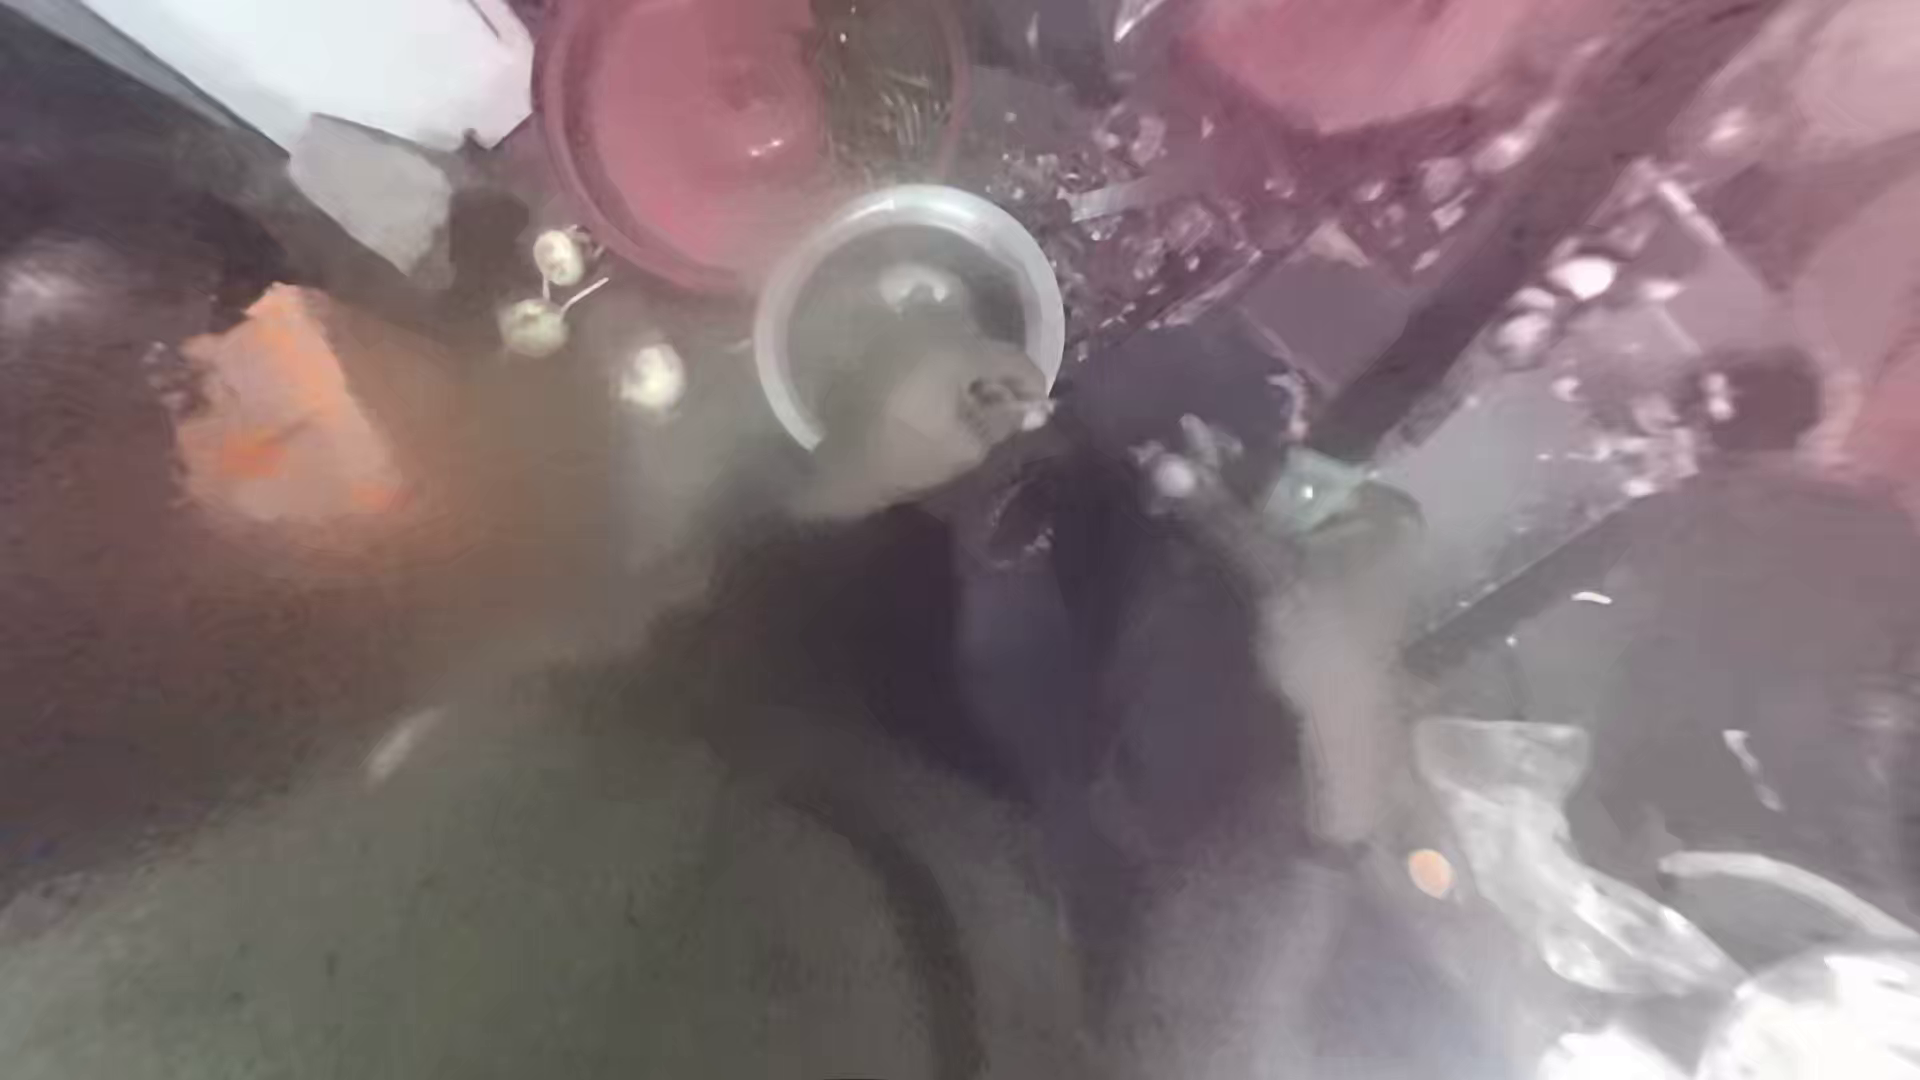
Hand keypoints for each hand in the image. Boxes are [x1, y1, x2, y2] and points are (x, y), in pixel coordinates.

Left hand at [796, 320, 1045, 520]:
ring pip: (957, 347)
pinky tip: (949, 401)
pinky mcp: (887, 351)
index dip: (1032, 382)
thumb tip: (1037, 410)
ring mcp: (904, 338)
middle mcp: (929, 331)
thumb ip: (1007, 421)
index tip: (1038, 408)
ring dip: (974, 375)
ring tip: (978, 409)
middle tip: (1009, 412)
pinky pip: (931, 353)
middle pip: (984, 347)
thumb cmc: (911, 456)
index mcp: (954, 351)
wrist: (846, 467)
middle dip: (1001, 379)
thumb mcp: (969, 446)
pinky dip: (948, 373)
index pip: (1010, 356)